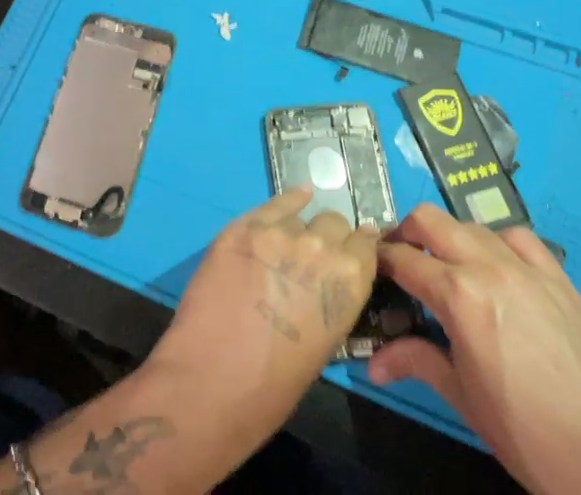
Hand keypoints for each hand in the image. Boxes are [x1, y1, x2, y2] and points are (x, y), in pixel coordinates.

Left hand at [147, 188, 377, 435]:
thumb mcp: (328, 342)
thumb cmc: (276, 382)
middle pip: (333, 223)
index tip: (351, 253)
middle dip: (328, 238)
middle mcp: (320, 247)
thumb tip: (329, 282)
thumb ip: (335, 299)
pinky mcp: (240, 229)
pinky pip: (269, 205)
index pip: (366, 244)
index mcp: (350, 281)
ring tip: (285, 250)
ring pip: (299, 217)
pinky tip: (293, 198)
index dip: (357, 249)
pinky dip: (283, 204)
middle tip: (313, 257)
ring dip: (298, 230)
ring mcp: (277, 234)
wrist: (215, 380)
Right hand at [372, 205, 580, 494]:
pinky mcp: (561, 281)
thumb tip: (373, 364)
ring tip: (445, 267)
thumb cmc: (524, 430)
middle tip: (397, 261)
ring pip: (474, 225)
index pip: (401, 258)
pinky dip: (498, 244)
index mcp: (458, 295)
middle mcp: (490, 268)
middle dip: (406, 234)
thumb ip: (416, 363)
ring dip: (450, 237)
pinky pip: (522, 240)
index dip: (377, 260)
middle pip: (431, 221)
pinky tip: (496, 269)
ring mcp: (530, 270)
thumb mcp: (461, 397)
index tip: (367, 269)